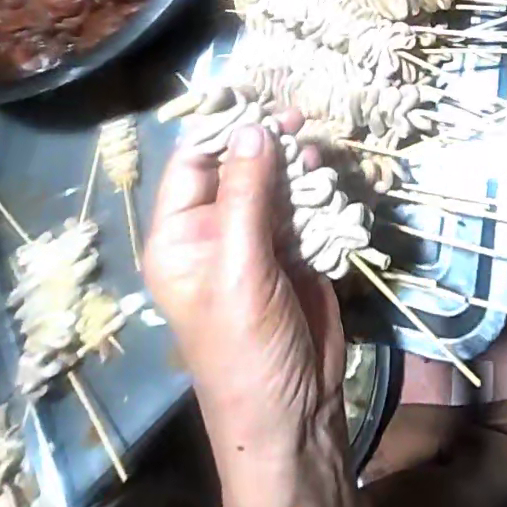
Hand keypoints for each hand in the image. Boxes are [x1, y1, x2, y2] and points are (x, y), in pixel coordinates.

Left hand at [144, 116, 343, 447]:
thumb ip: (245, 196)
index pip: (192, 164)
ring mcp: (256, 240)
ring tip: (313, 146)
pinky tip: (327, 177)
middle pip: (237, 167)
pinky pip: (302, 206)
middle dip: (264, 142)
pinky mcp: (293, 249)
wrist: (297, 411)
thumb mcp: (240, 269)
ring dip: (293, 164)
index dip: (219, 128)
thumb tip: (253, 128)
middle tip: (294, 117)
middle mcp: (214, 231)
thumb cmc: (246, 346)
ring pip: (273, 183)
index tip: (252, 95)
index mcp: (180, 237)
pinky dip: (314, 189)